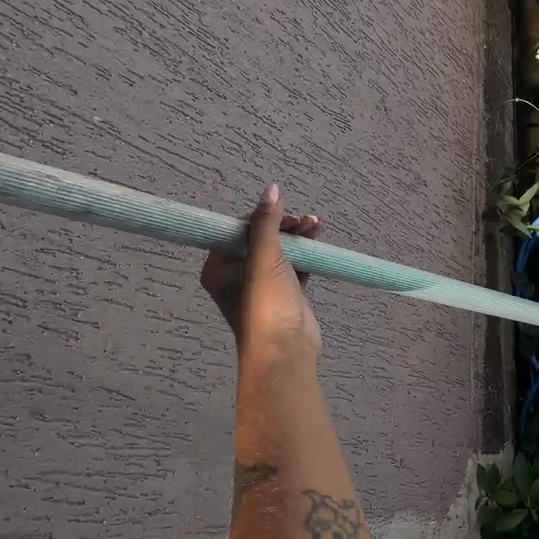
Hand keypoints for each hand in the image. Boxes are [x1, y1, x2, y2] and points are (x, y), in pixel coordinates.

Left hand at [201, 183, 325, 362]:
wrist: (286, 349)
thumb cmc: (266, 305)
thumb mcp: (264, 259)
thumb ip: (266, 223)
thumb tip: (271, 188)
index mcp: (219, 268)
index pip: (237, 230)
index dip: (260, 217)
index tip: (283, 212)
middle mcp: (238, 274)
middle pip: (261, 237)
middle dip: (284, 224)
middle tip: (305, 220)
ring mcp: (264, 284)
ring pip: (281, 249)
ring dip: (299, 234)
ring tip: (318, 224)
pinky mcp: (287, 291)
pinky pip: (296, 262)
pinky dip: (308, 250)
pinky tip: (320, 237)